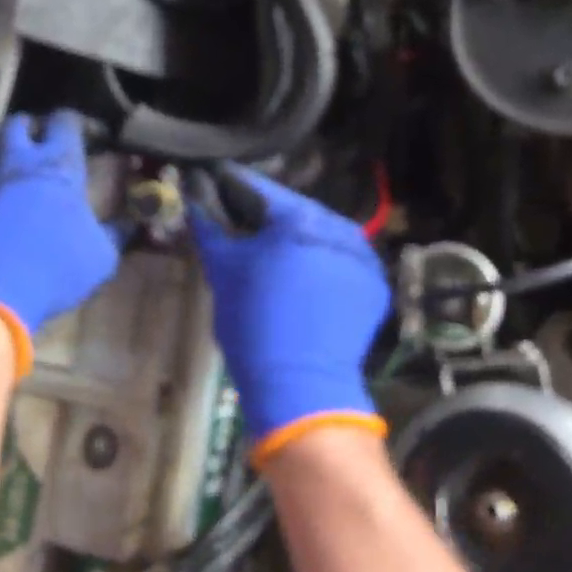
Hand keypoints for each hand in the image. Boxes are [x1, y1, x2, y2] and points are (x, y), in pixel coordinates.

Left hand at [0, 111, 118, 372]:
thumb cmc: (58, 263)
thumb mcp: (101, 255)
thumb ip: (115, 234)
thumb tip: (130, 225)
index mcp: (59, 164)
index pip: (66, 121)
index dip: (81, 123)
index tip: (96, 135)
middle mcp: (22, 165)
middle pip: (20, 124)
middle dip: (35, 126)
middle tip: (51, 142)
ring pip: (0, 153)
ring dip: (16, 157)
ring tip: (36, 179)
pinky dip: (4, 189)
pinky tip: (18, 211)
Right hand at [189, 169, 391, 466]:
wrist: (301, 386)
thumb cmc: (254, 323)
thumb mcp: (222, 272)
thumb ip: (209, 228)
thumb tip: (195, 198)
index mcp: (300, 216)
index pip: (261, 189)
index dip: (234, 188)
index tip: (216, 185)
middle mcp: (339, 226)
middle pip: (294, 212)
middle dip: (268, 219)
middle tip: (241, 227)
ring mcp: (363, 256)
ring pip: (320, 237)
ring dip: (298, 242)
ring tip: (272, 259)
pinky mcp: (376, 286)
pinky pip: (342, 265)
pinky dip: (323, 268)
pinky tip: (304, 286)